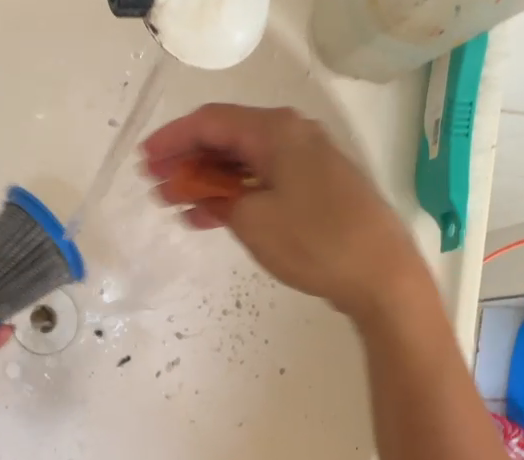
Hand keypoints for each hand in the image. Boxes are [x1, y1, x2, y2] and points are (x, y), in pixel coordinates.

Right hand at [143, 105, 426, 321]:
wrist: (378, 271)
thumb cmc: (314, 242)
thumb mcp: (254, 222)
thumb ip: (219, 200)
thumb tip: (201, 193)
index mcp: (276, 132)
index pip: (211, 123)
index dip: (173, 141)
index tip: (145, 162)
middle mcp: (293, 136)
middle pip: (228, 140)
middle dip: (188, 162)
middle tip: (157, 186)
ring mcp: (308, 162)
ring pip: (246, 164)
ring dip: (209, 182)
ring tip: (177, 205)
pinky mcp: (317, 189)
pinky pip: (264, 182)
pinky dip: (235, 195)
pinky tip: (212, 217)